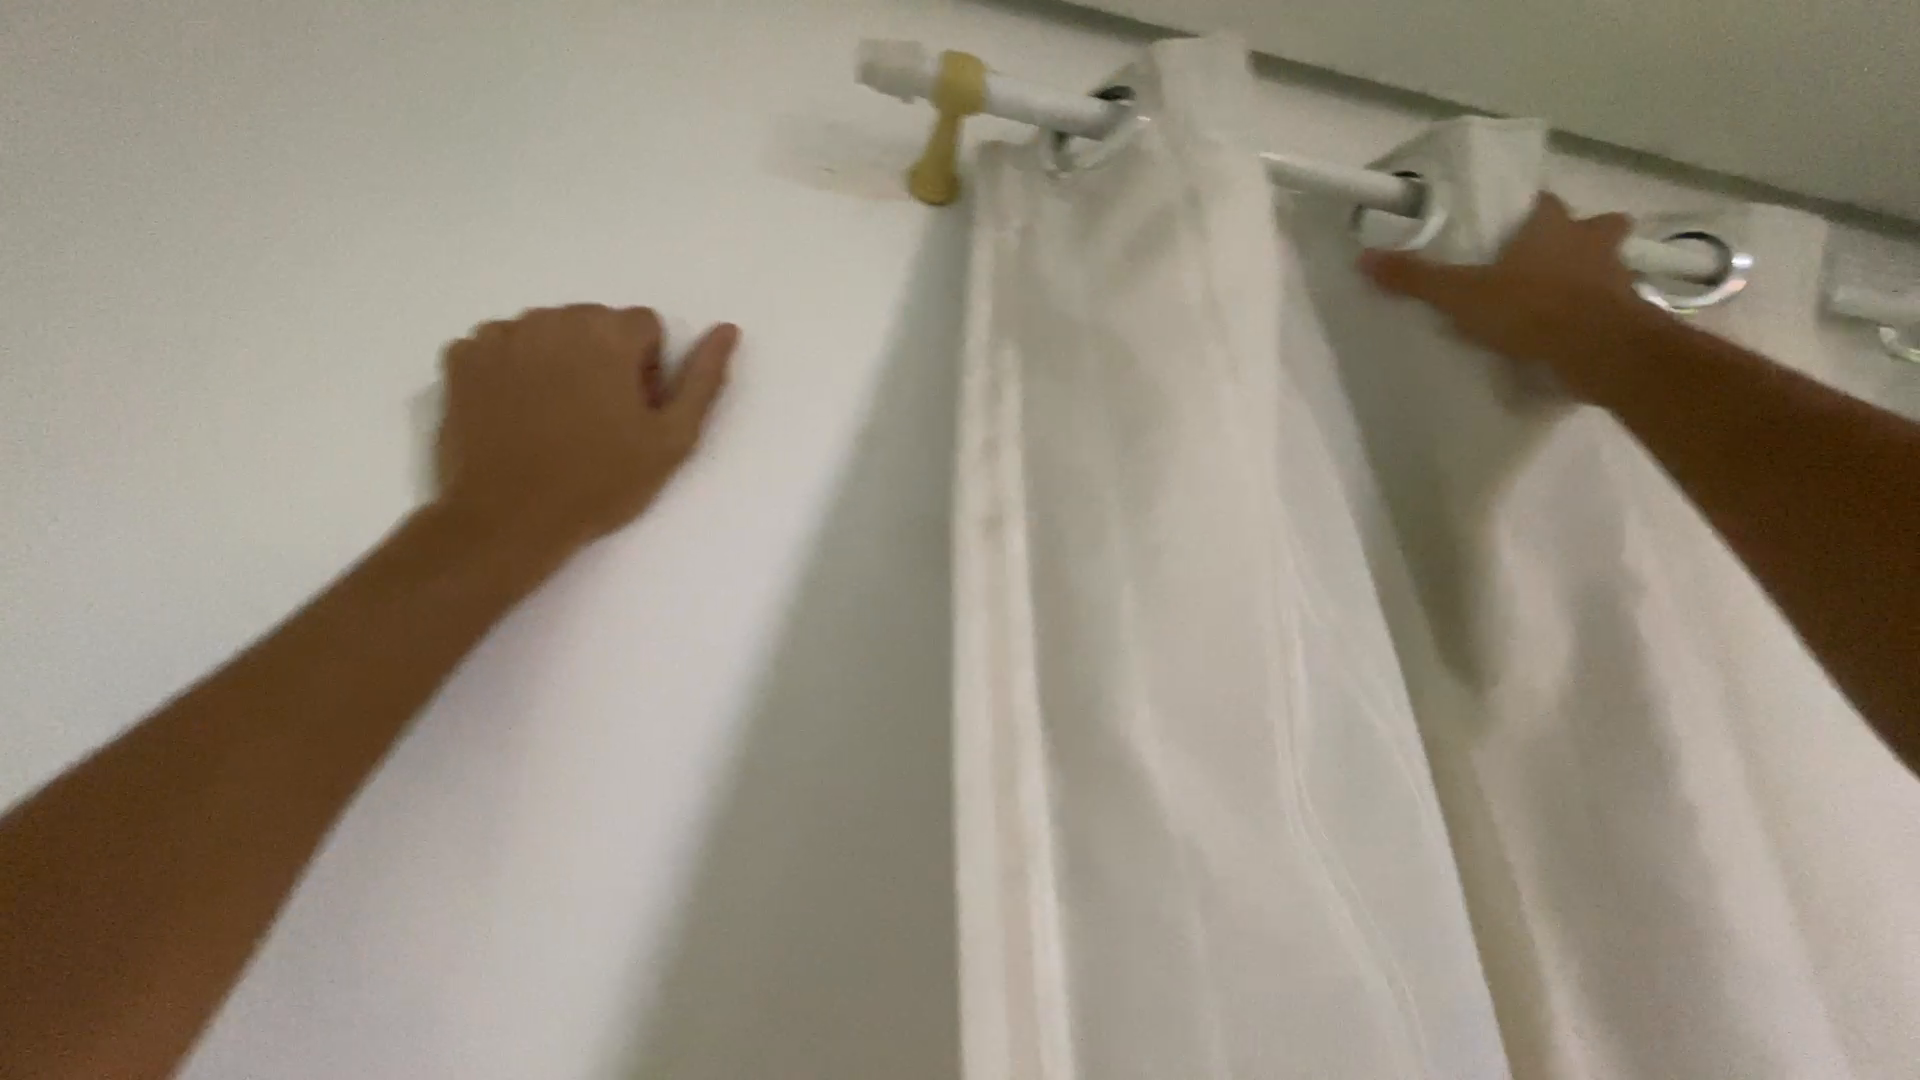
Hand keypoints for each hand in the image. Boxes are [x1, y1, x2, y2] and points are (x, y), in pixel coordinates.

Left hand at [435, 304, 736, 551]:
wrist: (510, 518)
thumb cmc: (602, 481)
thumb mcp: (672, 438)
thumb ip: (702, 378)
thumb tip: (727, 330)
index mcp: (608, 334)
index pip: (644, 325)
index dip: (648, 369)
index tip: (635, 410)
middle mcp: (553, 319)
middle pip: (594, 322)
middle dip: (603, 359)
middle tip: (598, 418)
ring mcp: (501, 335)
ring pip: (548, 332)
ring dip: (558, 361)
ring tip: (556, 418)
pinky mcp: (462, 358)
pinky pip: (500, 346)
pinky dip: (512, 369)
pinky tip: (516, 412)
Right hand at [1359, 192, 1664, 403]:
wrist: (1599, 348)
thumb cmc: (1530, 307)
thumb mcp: (1459, 294)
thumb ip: (1416, 278)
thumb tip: (1364, 258)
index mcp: (1552, 226)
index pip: (1543, 202)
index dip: (1528, 212)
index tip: (1512, 225)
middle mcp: (1591, 241)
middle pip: (1592, 226)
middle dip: (1576, 237)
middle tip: (1547, 260)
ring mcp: (1617, 276)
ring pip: (1608, 264)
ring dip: (1590, 275)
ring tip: (1559, 299)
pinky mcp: (1629, 313)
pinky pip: (1612, 305)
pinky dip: (1595, 314)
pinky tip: (1570, 333)